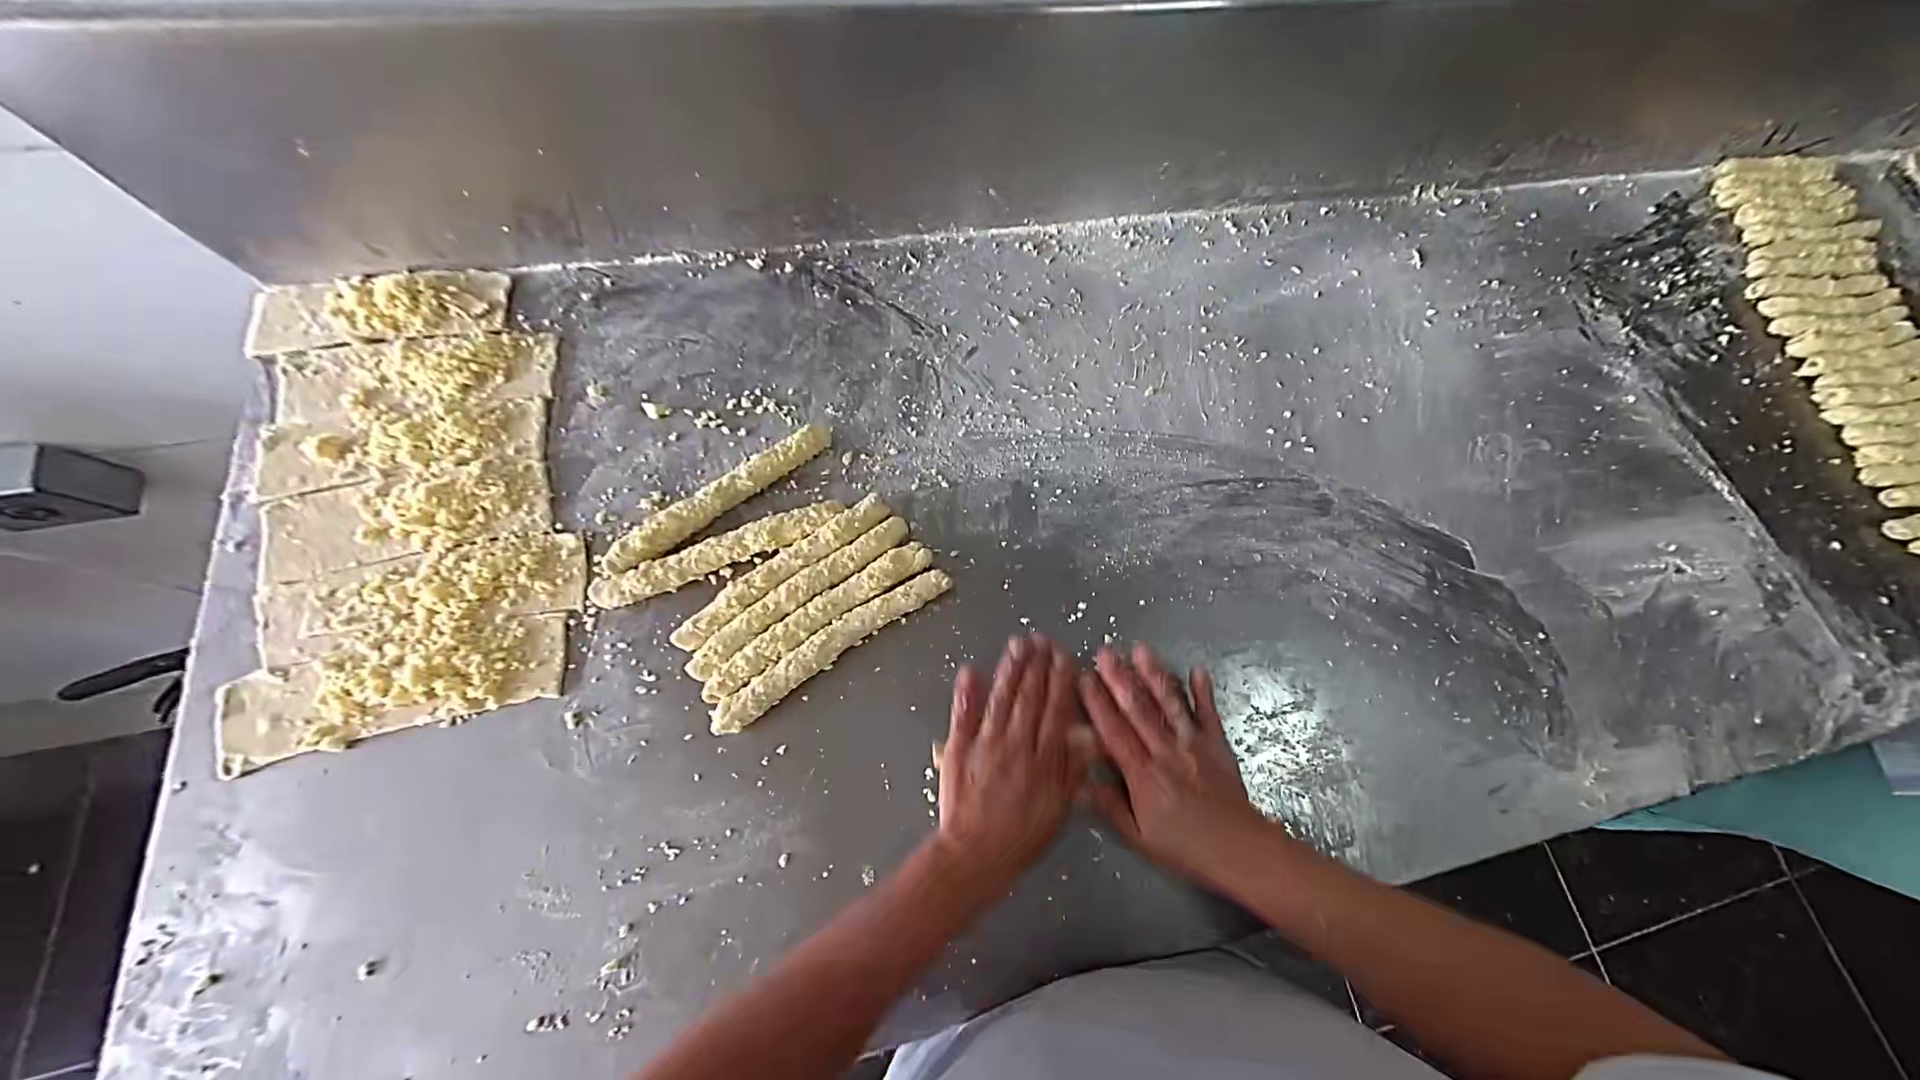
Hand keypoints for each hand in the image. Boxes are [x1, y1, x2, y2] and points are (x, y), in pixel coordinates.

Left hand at [932, 634, 1084, 889]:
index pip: (1055, 710)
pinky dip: (967, 691)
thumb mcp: (1058, 810)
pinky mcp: (959, 747)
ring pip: (1001, 698)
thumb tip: (1088, 736)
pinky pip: (963, 714)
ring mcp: (985, 742)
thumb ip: (1072, 770)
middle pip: (1029, 696)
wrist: (975, 854)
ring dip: (1010, 669)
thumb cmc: (1021, 837)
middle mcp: (1016, 743)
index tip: (1064, 656)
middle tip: (1041, 639)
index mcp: (1043, 758)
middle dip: (1037, 665)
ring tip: (1017, 644)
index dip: (1060, 681)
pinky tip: (971, 670)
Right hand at [1081, 643, 1270, 886]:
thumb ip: (1110, 805)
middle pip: (1138, 709)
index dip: (1096, 703)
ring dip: (1154, 675)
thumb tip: (1080, 780)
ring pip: (1169, 704)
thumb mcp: (1139, 837)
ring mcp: (1194, 745)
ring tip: (1141, 650)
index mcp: (1143, 774)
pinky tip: (1197, 670)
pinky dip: (1203, 691)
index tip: (1083, 678)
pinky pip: (1209, 714)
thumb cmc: (1186, 848)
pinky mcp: (1217, 745)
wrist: (1241, 851)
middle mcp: (1166, 752)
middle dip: (1119, 678)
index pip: (1114, 731)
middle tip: (1105, 652)